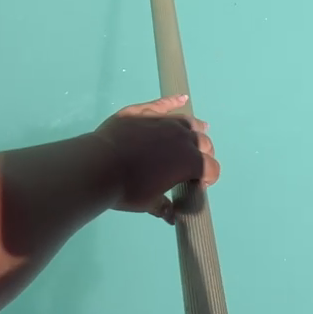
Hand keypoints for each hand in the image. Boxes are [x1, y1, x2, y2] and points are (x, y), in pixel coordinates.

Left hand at [92, 94, 218, 222]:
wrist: (101, 166)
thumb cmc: (128, 189)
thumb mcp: (149, 204)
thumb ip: (164, 207)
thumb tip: (171, 215)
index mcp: (189, 162)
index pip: (211, 168)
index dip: (209, 177)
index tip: (198, 184)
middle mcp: (182, 138)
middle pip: (203, 143)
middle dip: (203, 153)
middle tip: (192, 163)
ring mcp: (163, 122)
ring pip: (187, 122)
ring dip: (195, 128)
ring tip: (199, 131)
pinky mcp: (144, 112)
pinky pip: (164, 104)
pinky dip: (174, 100)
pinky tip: (182, 98)